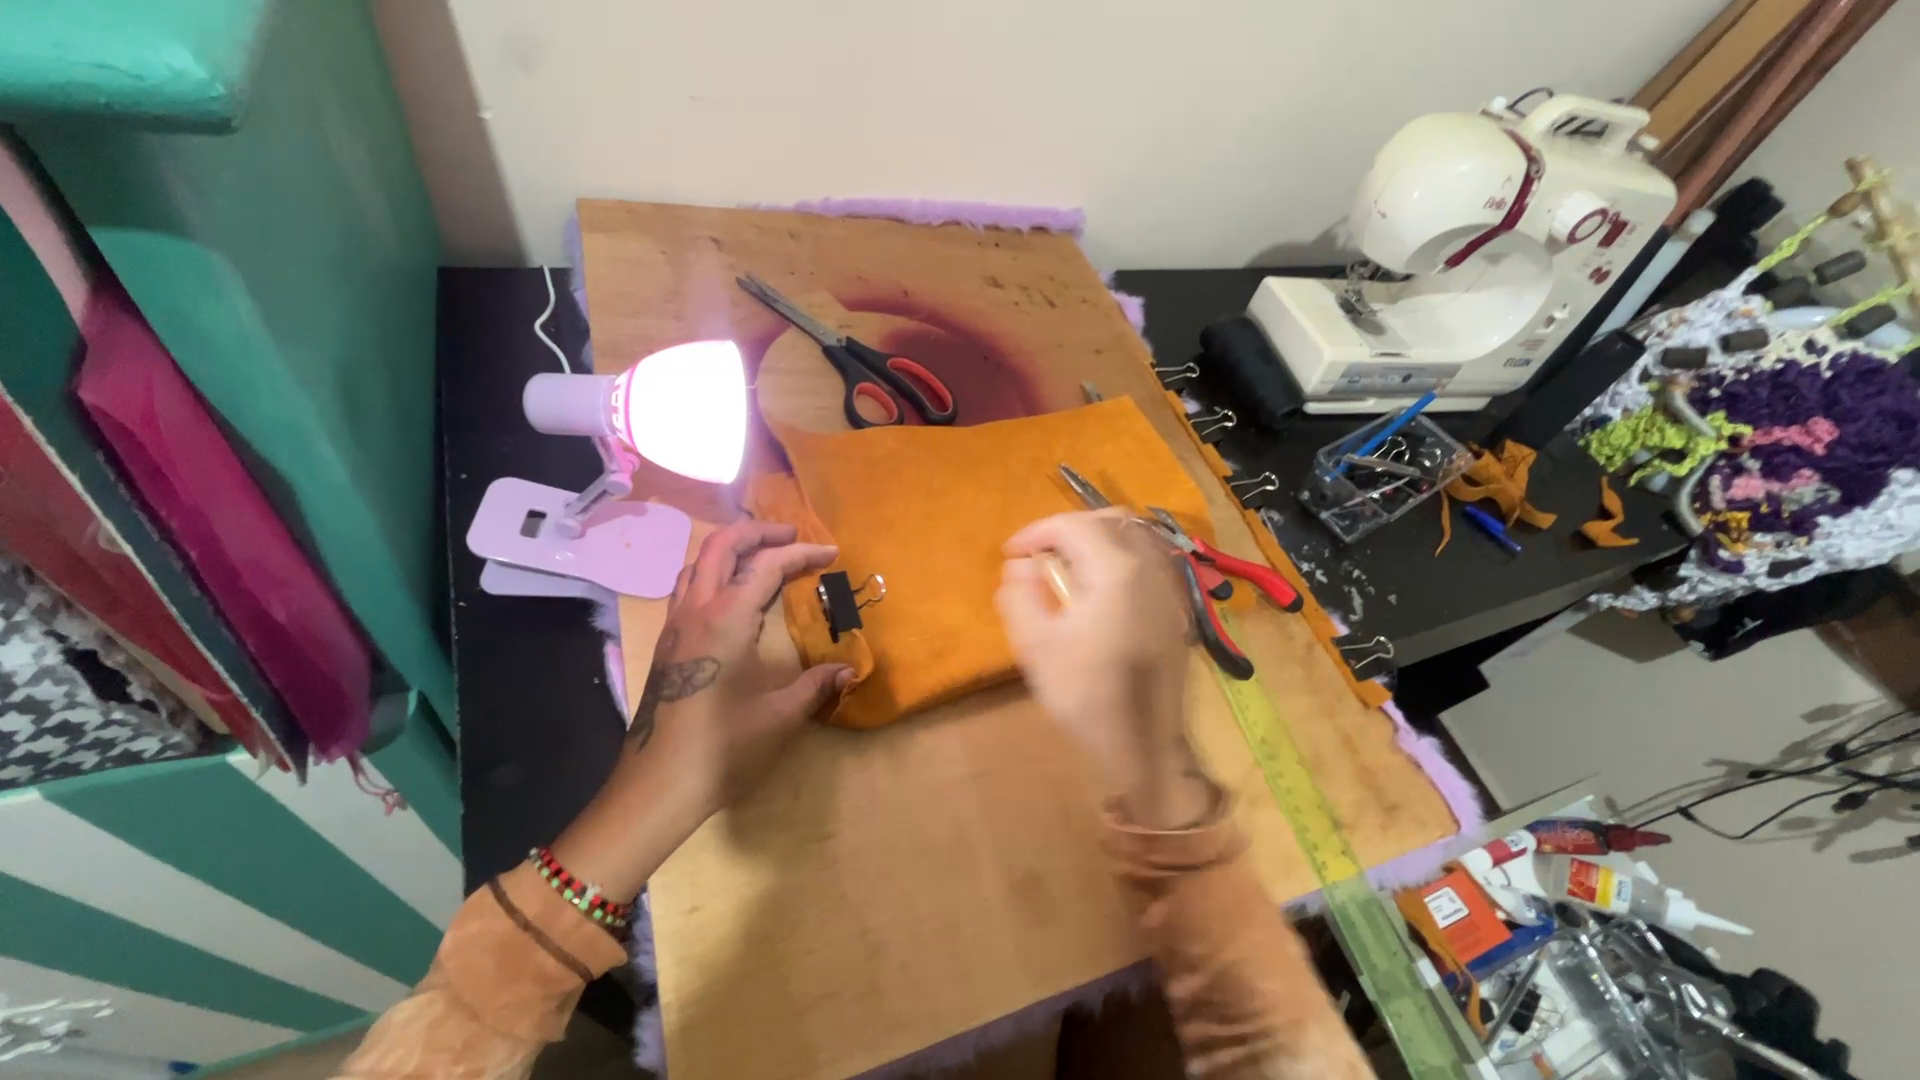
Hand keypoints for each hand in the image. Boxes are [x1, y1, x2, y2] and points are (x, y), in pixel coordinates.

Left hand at [553, 520, 851, 897]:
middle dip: (758, 532)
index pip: (766, 565)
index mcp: (726, 619)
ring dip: (730, 549)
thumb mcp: (779, 716)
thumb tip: (848, 670)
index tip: (832, 552)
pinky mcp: (666, 645)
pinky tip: (731, 598)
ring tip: (761, 558)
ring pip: (696, 564)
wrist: (655, 786)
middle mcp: (696, 611)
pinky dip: (712, 574)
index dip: (801, 553)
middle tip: (792, 537)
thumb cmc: (722, 749)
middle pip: (720, 545)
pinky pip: (687, 589)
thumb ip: (815, 686)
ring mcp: (674, 626)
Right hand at [997, 510, 1216, 828]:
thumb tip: (1021, 566)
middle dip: (1067, 529)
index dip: (1035, 532)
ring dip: (1096, 539)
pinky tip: (1099, 589)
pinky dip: (1120, 557)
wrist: (1144, 745)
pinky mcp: (1177, 610)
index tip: (1010, 554)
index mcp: (1116, 571)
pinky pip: (1149, 562)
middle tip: (1038, 555)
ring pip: (1135, 537)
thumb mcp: (1036, 646)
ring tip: (1066, 567)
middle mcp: (1150, 569)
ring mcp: (1170, 589)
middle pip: (1109, 521)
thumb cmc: (1086, 695)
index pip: (1072, 526)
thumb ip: (1021, 595)